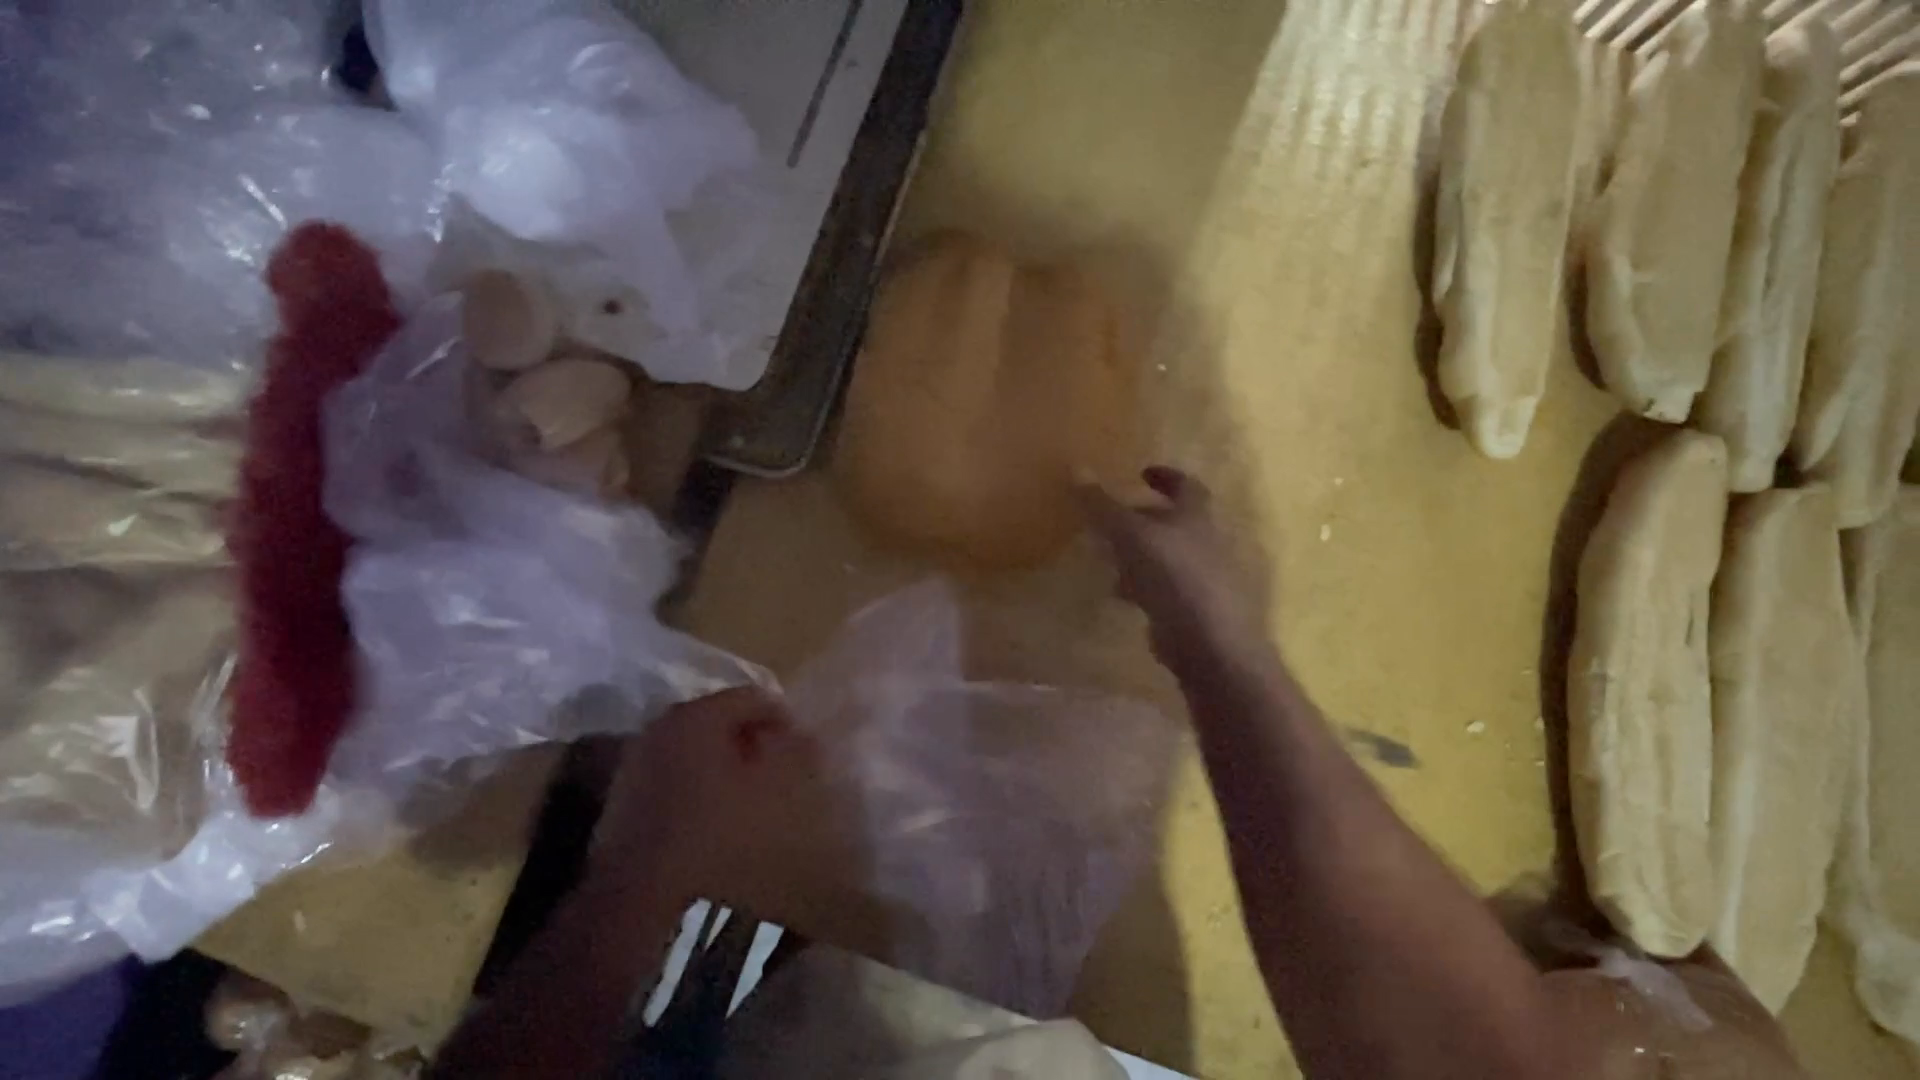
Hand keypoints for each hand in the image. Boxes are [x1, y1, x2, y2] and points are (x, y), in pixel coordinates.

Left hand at [591, 687, 860, 916]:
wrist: (640, 894)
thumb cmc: (716, 834)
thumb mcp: (772, 792)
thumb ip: (794, 756)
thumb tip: (809, 738)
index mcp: (699, 714)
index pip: (754, 697)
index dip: (785, 720)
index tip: (802, 751)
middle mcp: (663, 724)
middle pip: (721, 717)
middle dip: (752, 739)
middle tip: (777, 770)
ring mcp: (637, 757)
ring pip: (695, 745)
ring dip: (723, 760)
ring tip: (746, 795)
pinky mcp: (623, 792)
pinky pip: (672, 771)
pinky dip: (696, 781)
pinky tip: (711, 814)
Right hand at [1077, 465, 1269, 676]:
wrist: (1208, 642)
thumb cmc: (1173, 576)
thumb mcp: (1130, 535)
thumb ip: (1103, 506)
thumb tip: (1076, 468)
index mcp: (1195, 517)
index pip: (1186, 486)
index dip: (1165, 476)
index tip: (1143, 472)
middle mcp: (1204, 543)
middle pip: (1175, 522)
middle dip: (1146, 518)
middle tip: (1116, 517)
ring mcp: (1200, 579)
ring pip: (1166, 557)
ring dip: (1140, 554)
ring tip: (1109, 557)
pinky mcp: (1191, 610)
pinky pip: (1162, 589)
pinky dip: (1142, 586)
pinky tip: (1121, 595)